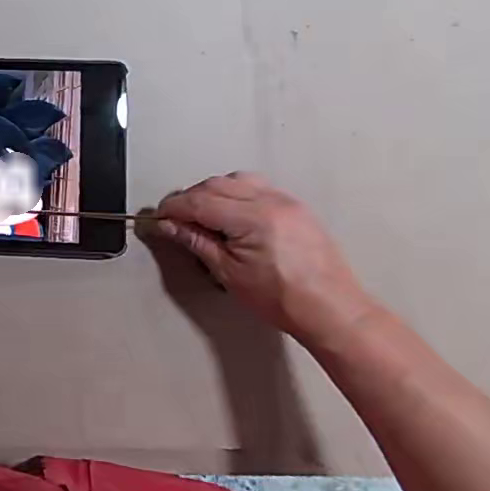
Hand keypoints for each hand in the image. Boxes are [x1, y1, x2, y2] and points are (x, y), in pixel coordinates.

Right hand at [154, 173, 380, 342]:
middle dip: (189, 198)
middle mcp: (271, 201)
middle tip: (174, 220)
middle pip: (216, 185)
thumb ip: (196, 242)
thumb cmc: (282, 299)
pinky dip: (234, 193)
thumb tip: (168, 226)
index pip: (200, 200)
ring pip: (236, 180)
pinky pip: (256, 187)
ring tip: (200, 216)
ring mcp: (286, 201)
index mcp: (254, 218)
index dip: (173, 208)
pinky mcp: (295, 207)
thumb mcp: (228, 273)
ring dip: (212, 192)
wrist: (331, 310)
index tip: (158, 218)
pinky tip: (228, 214)